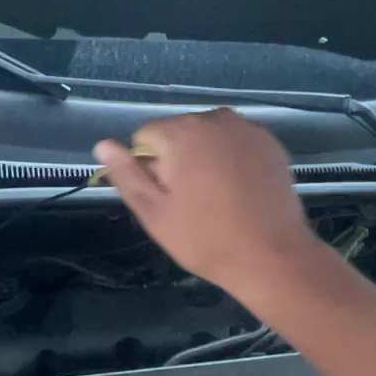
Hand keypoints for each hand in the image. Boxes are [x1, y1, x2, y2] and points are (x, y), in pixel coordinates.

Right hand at [93, 110, 319, 291]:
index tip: (168, 198)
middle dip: (178, 160)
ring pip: (208, 136)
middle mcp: (216, 118)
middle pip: (178, 133)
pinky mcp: (271, 143)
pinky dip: (232, 159)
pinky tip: (240, 191)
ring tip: (217, 198)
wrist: (272, 256)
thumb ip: (127, 174)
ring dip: (205, 158)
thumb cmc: (206, 239)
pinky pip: (236, 143)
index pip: (145, 137)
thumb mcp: (154, 213)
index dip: (150, 169)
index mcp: (182, 132)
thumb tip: (102, 145)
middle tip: (192, 203)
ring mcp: (248, 129)